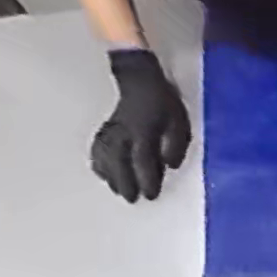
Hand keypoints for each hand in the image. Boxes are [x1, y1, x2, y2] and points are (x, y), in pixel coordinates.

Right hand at [92, 49, 191, 201]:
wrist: (139, 77)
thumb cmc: (162, 103)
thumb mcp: (178, 124)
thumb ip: (175, 145)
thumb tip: (169, 164)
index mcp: (144, 133)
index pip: (142, 161)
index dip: (146, 180)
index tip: (150, 195)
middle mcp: (125, 133)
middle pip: (120, 161)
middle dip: (125, 182)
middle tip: (132, 198)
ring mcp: (113, 129)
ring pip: (106, 155)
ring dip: (111, 175)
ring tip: (117, 190)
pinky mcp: (107, 127)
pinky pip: (98, 145)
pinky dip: (98, 160)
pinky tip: (100, 171)